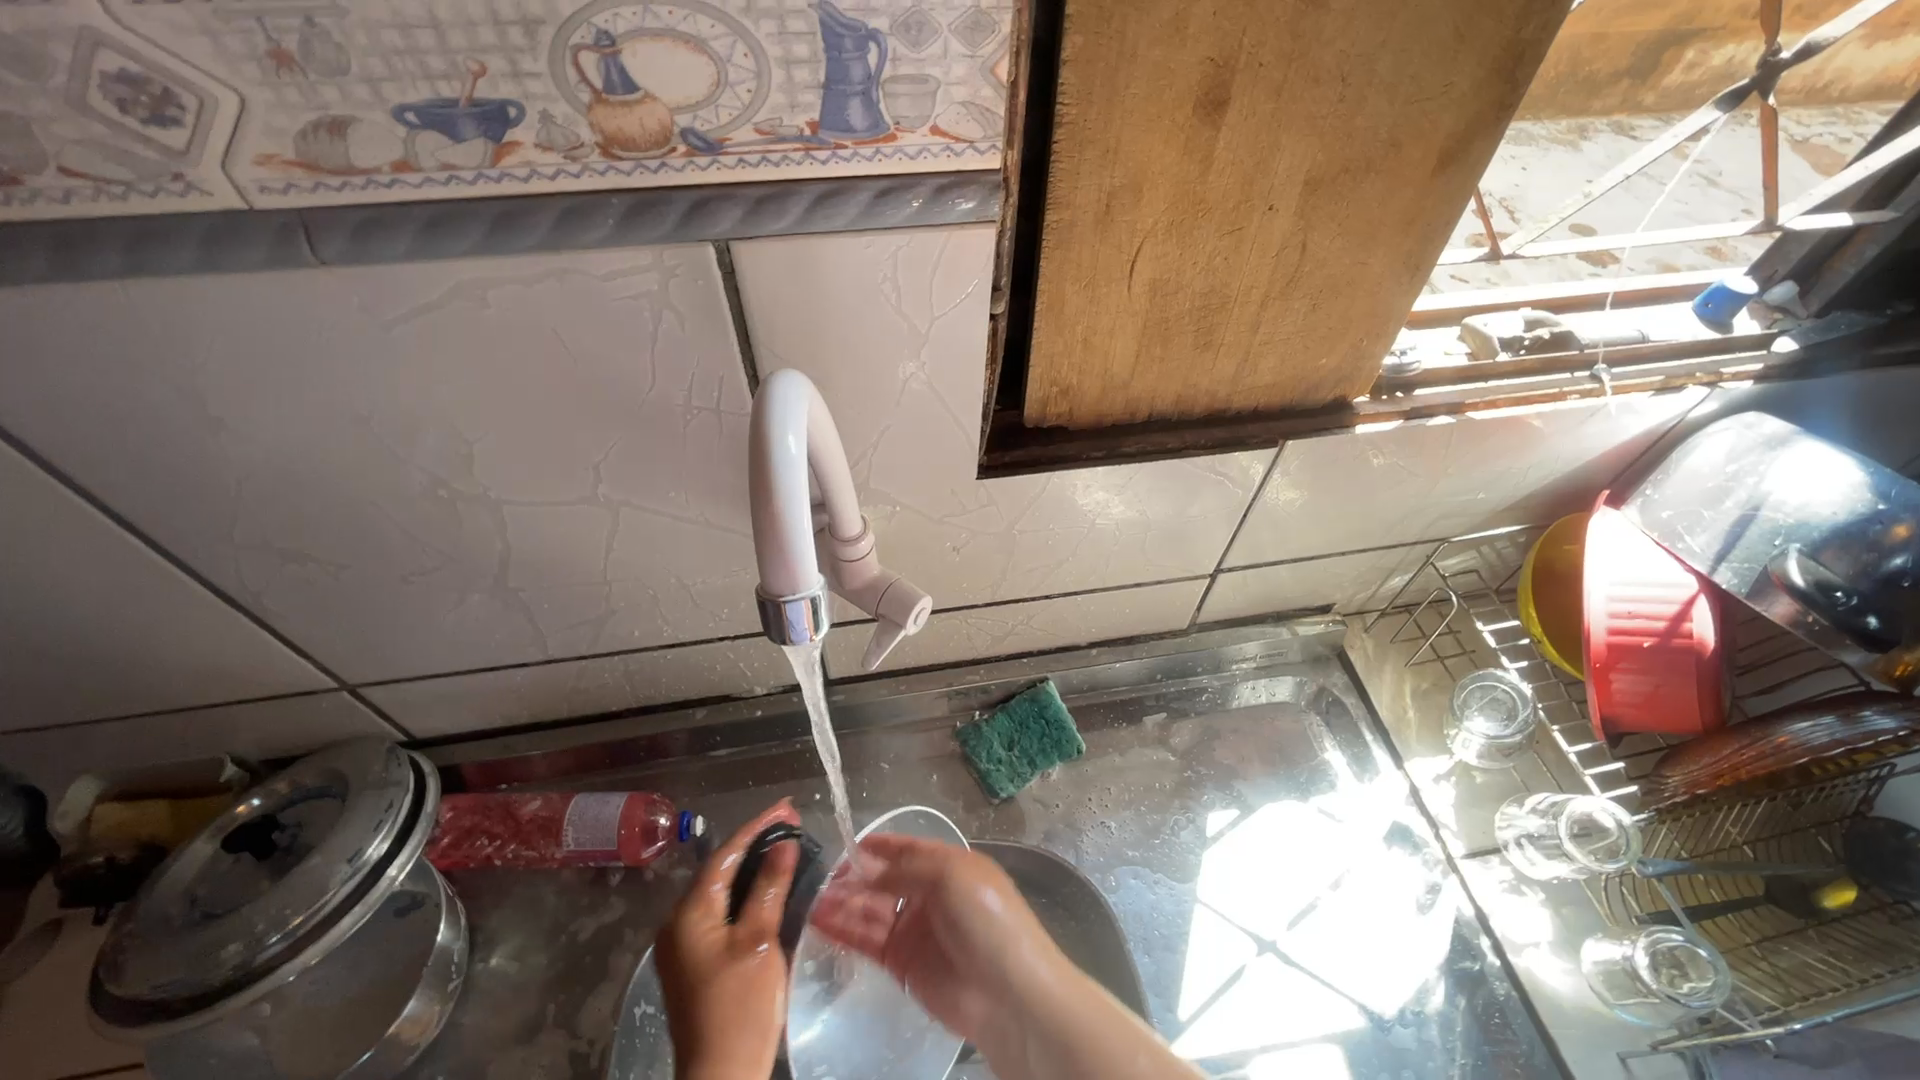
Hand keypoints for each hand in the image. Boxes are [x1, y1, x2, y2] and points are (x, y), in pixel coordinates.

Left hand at [656, 800, 800, 1079]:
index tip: (787, 806)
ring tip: (784, 850)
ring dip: (751, 872)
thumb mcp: (760, 940)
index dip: (757, 827)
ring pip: (720, 894)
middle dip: (754, 845)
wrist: (720, 1076)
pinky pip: (719, 916)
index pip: (724, 855)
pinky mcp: (694, 965)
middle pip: (719, 872)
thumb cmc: (740, 1006)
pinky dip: (744, 898)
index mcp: (687, 914)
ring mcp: (683, 947)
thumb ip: (769, 888)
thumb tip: (782, 844)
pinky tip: (767, 894)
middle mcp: (677, 924)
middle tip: (791, 825)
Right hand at [807, 833, 1068, 1044]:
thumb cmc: (987, 920)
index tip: (846, 843)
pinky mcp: (902, 963)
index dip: (879, 846)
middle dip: (854, 877)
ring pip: (871, 910)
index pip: (908, 849)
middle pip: (884, 879)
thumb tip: (865, 867)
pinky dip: (844, 930)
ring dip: (843, 903)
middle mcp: (931, 895)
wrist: (1009, 994)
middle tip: (821, 878)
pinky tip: (819, 921)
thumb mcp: (951, 876)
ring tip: (812, 899)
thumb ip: (904, 868)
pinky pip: (868, 941)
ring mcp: (916, 930)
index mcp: (950, 867)